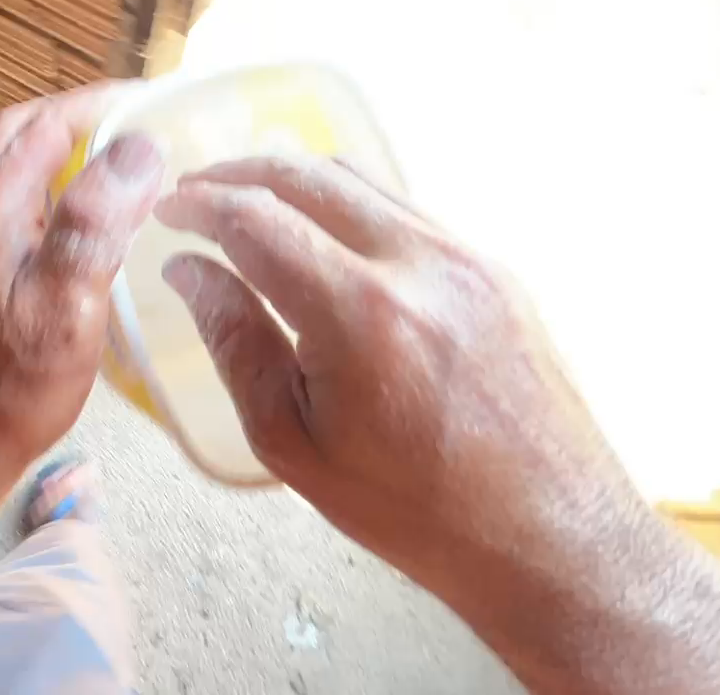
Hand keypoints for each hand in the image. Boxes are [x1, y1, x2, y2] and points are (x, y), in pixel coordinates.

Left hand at [0, 85, 163, 475]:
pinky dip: (56, 180)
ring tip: (124, 154)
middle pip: (22, 133)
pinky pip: (19, 195)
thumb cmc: (19, 378)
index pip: (44, 125)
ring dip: (66, 145)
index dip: (99, 103)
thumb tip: (138, 147)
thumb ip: (93, 223)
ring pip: (18, 162)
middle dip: (79, 115)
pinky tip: (94, 207)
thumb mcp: (66, 303)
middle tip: (139, 120)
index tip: (155, 99)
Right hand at [154, 155, 653, 637]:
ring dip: (282, 178)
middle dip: (230, 174)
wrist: (557, 544)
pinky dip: (334, 198)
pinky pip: (395, 203)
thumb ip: (230, 337)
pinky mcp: (491, 268)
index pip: (253, 219)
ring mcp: (467, 259)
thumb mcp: (285, 437)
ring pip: (352, 176)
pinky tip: (308, 229)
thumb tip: (183, 267)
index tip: (162, 211)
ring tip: (239, 202)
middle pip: (301, 176)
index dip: (195, 204)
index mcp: (360, 315)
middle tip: (189, 193)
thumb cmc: (407, 506)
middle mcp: (421, 266)